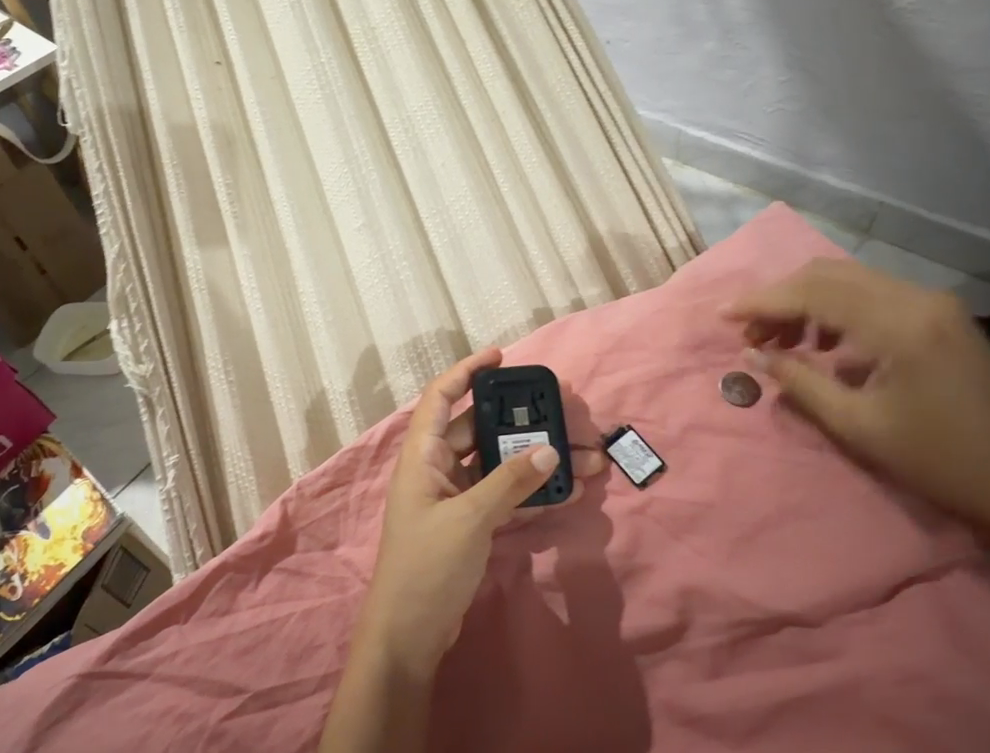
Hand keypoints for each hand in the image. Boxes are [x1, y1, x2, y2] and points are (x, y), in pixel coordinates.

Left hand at [359, 346, 605, 678]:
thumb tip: (549, 448)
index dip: (466, 372)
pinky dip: (529, 489)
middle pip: (477, 428)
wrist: (409, 633)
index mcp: (422, 455)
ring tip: (581, 453)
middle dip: (517, 418)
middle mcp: (435, 468)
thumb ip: (509, 482)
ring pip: (495, 463)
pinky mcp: (467, 524)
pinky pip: (501, 494)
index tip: (500, 356)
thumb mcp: (469, 518)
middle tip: (559, 408)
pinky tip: (567, 488)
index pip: (441, 397)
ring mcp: (452, 497)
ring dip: (533, 458)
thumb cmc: (427, 565)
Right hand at [723, 259, 989, 540]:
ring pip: (849, 281)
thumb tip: (754, 357)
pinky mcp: (941, 318)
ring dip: (806, 302)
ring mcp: (932, 304)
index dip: (761, 301)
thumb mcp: (862, 428)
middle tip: (748, 334)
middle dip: (780, 298)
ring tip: (777, 342)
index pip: (812, 291)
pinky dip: (835, 310)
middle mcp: (915, 297)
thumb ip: (801, 384)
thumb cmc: (948, 462)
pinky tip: (820, 344)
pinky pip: (872, 296)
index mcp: (898, 322)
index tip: (722, 316)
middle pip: (828, 274)